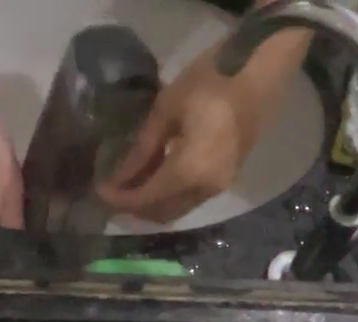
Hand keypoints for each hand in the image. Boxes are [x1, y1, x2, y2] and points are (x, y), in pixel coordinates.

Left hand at [98, 57, 254, 223]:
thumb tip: (119, 178)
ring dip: (151, 205)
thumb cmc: (210, 82)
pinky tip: (154, 179)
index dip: (120, 198)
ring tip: (130, 187)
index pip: (146, 198)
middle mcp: (204, 190)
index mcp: (189, 172)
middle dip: (134, 208)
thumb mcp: (166, 110)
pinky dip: (168, 196)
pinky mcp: (224, 182)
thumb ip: (141, 150)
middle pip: (161, 213)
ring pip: (176, 210)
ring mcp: (217, 188)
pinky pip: (189, 200)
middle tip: (113, 192)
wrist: (258, 73)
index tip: (99, 191)